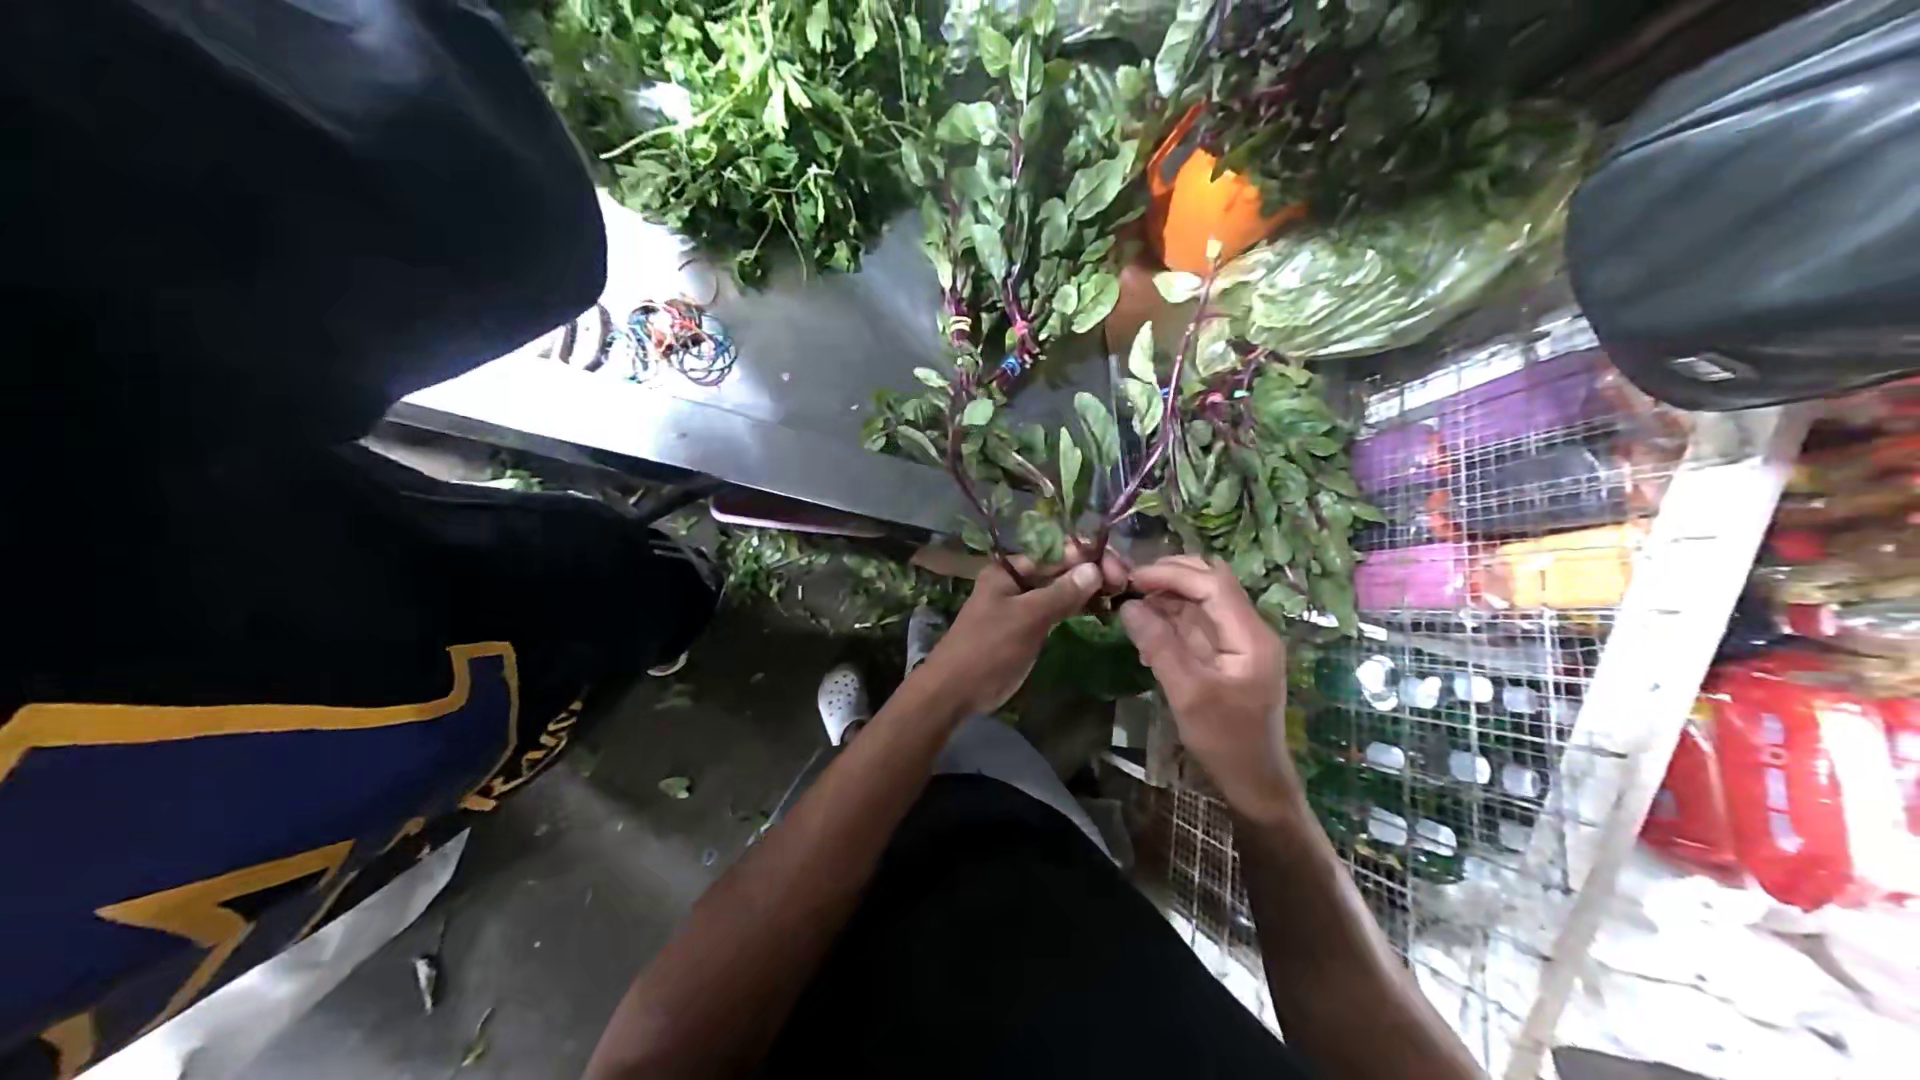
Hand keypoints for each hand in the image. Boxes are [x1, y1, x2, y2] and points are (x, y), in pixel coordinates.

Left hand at [914, 546, 1127, 717]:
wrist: (955, 691)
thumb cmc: (988, 648)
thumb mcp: (1026, 618)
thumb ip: (1061, 593)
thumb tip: (1094, 569)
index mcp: (1009, 570)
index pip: (1055, 552)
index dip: (1087, 556)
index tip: (1117, 567)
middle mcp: (1016, 581)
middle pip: (1060, 569)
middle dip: (1091, 572)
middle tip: (1125, 582)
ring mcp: (1023, 605)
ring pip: (1061, 590)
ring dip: (1088, 590)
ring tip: (1121, 592)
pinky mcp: (1029, 628)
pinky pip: (1057, 610)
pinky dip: (1078, 608)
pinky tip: (1102, 608)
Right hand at [1119, 557, 1300, 821]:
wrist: (1255, 781)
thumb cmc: (1226, 741)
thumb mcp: (1187, 693)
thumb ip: (1158, 646)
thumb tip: (1127, 606)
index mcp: (1251, 635)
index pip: (1213, 583)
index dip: (1171, 574)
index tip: (1132, 579)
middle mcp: (1249, 630)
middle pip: (1211, 583)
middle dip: (1171, 576)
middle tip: (1130, 584)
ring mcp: (1239, 642)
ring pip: (1203, 600)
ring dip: (1168, 596)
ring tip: (1132, 604)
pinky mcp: (1227, 655)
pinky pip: (1198, 623)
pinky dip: (1171, 619)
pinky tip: (1146, 631)